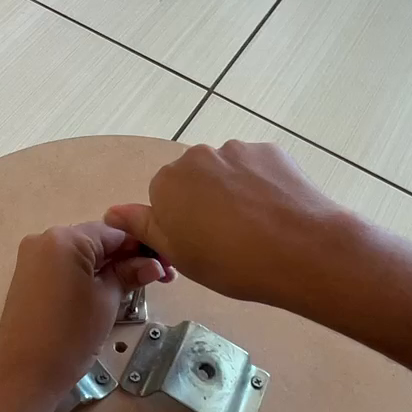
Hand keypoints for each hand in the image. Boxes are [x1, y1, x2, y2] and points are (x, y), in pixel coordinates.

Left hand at [0, 222, 166, 402]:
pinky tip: (103, 292)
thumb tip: (153, 264)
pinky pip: (64, 265)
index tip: (164, 265)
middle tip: (157, 279)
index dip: (141, 247)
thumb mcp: (106, 302)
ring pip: (80, 254)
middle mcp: (45, 238)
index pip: (114, 232)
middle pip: (96, 241)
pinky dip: (85, 274)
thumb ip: (128, 275)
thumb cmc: (69, 336)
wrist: (22, 376)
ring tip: (132, 289)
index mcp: (65, 238)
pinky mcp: (27, 275)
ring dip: (106, 267)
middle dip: (125, 258)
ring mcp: (32, 256)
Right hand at [105, 141, 357, 308]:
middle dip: (204, 200)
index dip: (181, 223)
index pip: (163, 199)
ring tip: (257, 226)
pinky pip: (256, 166)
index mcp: (167, 183)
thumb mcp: (179, 255)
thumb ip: (144, 228)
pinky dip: (261, 183)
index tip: (200, 244)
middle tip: (227, 238)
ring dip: (233, 191)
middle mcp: (196, 156)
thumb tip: (110, 212)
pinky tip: (276, 211)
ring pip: (225, 171)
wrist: (301, 251)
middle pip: (193, 179)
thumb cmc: (232, 263)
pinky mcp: (269, 150)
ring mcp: (235, 149)